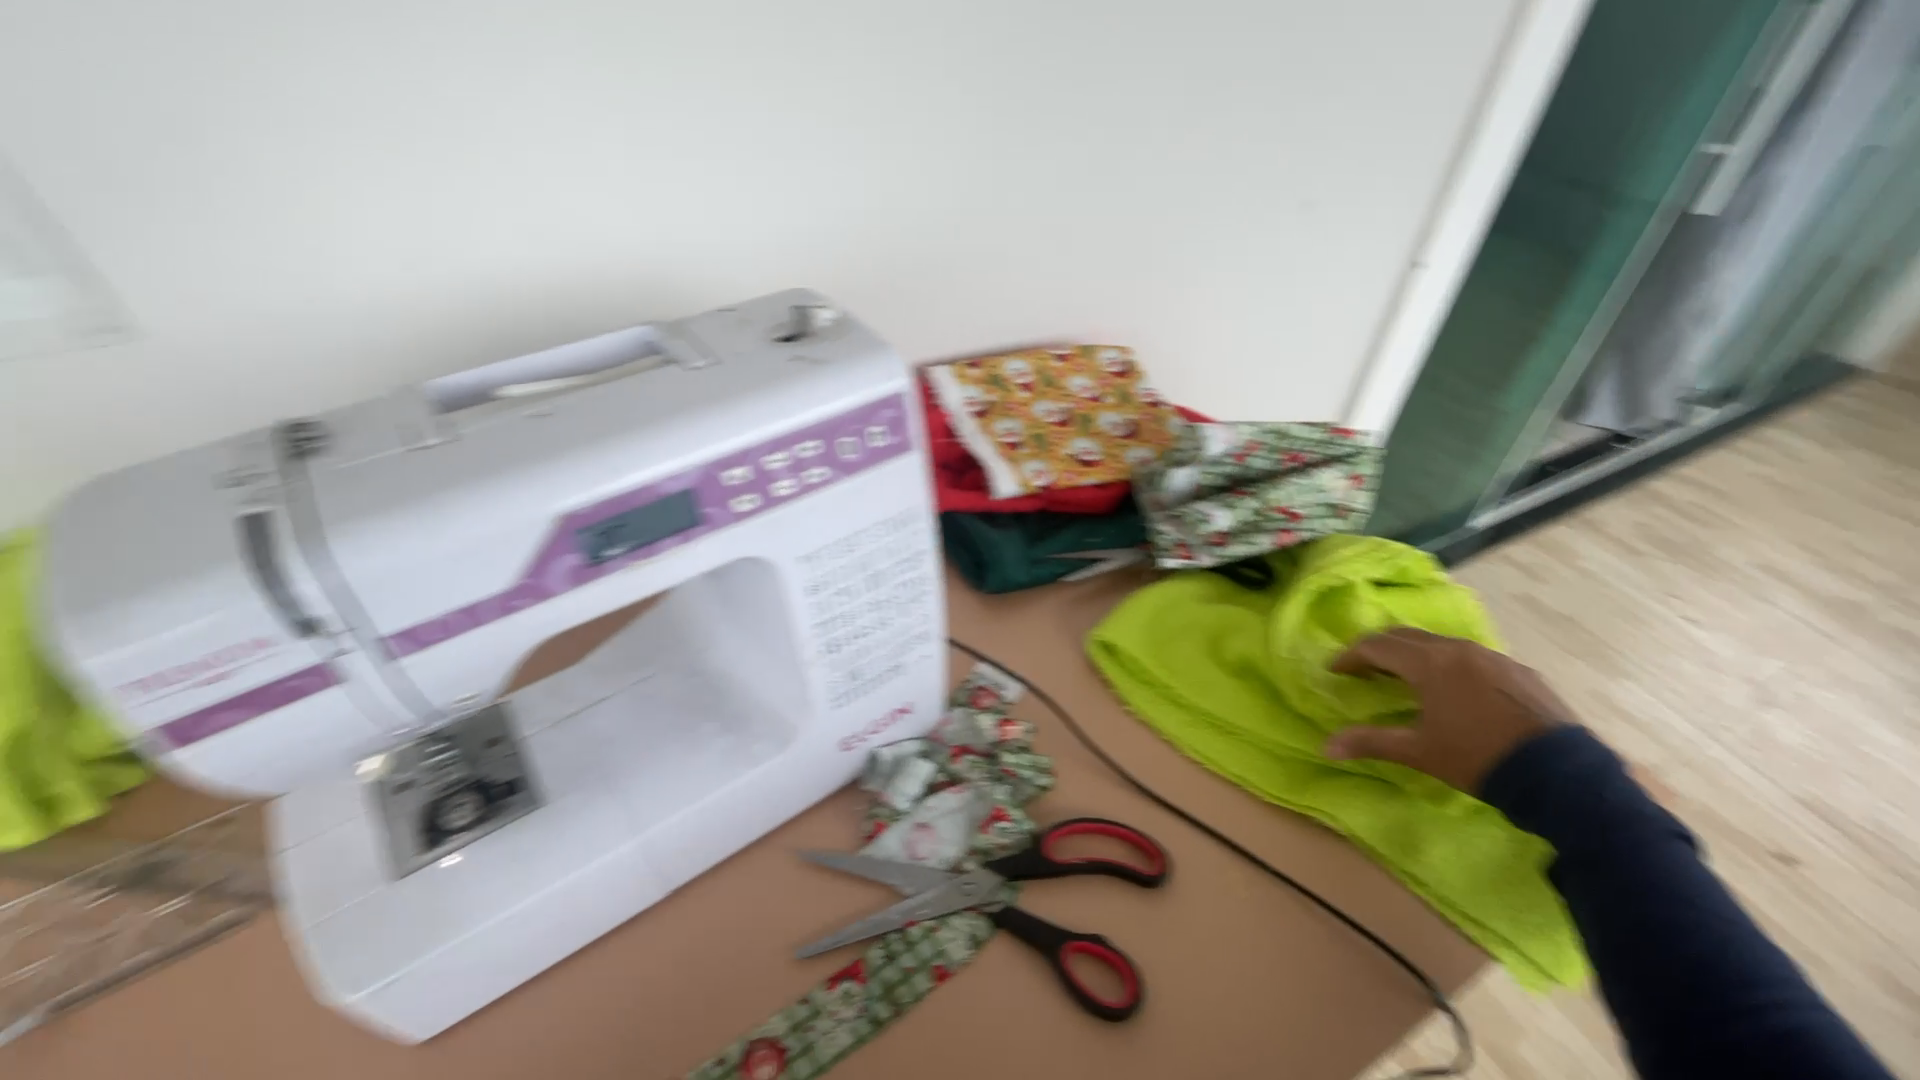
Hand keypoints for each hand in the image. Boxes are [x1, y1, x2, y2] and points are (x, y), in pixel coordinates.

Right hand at [1322, 628, 1573, 793]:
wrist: (1559, 774)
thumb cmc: (1477, 758)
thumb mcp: (1418, 752)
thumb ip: (1371, 742)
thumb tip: (1326, 747)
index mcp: (1430, 663)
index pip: (1377, 646)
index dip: (1351, 656)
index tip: (1335, 671)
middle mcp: (1459, 649)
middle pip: (1406, 636)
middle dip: (1379, 649)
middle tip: (1363, 669)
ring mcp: (1493, 657)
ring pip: (1441, 644)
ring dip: (1415, 655)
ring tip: (1405, 679)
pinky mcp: (1518, 671)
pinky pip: (1471, 658)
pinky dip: (1448, 665)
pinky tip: (1453, 691)